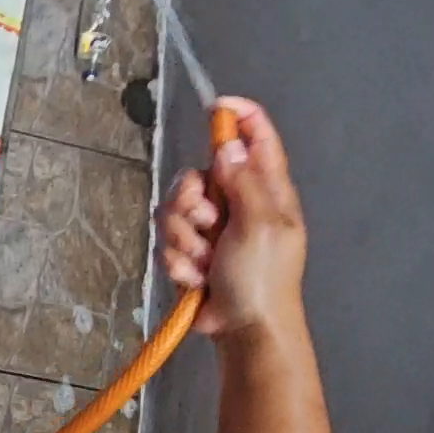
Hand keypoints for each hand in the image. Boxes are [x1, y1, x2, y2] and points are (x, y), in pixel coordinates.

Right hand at [156, 97, 306, 337]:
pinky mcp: (189, 250)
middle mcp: (236, 203)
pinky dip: (178, 259)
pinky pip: (166, 240)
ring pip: (174, 210)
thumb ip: (245, 184)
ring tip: (204, 260)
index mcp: (266, 190)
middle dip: (191, 201)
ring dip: (183, 238)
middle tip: (207, 224)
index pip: (255, 140)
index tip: (217, 106)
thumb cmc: (263, 277)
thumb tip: (228, 146)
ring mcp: (211, 228)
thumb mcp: (262, 226)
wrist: (243, 326)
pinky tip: (196, 276)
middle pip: (197, 175)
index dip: (239, 118)